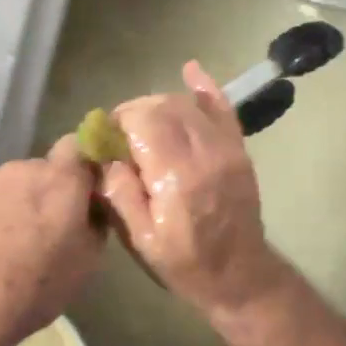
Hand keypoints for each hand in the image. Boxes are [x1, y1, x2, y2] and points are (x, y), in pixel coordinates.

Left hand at [0, 137, 104, 345]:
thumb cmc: (35, 290)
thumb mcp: (87, 262)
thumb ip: (95, 220)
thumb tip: (92, 202)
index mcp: (60, 181)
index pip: (78, 146)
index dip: (80, 166)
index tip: (81, 192)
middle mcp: (20, 168)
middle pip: (39, 170)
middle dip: (43, 193)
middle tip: (40, 231)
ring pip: (4, 184)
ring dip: (9, 203)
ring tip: (1, 244)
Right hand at [102, 61, 282, 313]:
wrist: (239, 275)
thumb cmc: (185, 263)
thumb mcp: (141, 239)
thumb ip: (121, 193)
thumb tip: (107, 157)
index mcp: (176, 176)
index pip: (142, 121)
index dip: (119, 121)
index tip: (106, 138)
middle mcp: (204, 153)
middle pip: (164, 106)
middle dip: (136, 112)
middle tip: (121, 134)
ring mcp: (226, 148)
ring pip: (188, 104)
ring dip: (160, 105)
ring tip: (144, 126)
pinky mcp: (238, 151)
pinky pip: (223, 109)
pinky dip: (205, 89)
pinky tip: (190, 70)